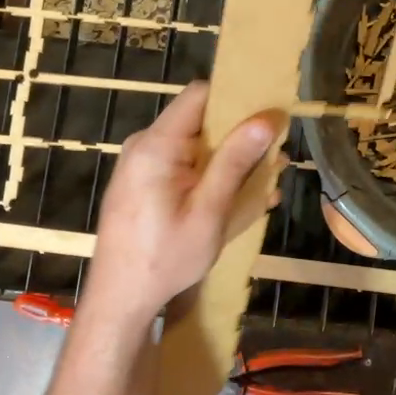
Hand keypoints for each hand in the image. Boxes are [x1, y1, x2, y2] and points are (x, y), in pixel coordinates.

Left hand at [81, 82, 283, 325]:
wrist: (119, 300)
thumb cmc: (165, 258)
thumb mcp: (209, 212)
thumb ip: (235, 162)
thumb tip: (266, 119)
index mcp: (157, 145)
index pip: (200, 94)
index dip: (237, 97)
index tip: (269, 114)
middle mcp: (144, 145)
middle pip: (200, 120)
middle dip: (240, 135)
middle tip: (276, 158)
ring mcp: (141, 164)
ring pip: (195, 144)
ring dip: (229, 160)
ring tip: (266, 183)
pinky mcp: (142, 183)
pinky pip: (182, 164)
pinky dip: (210, 174)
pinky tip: (236, 198)